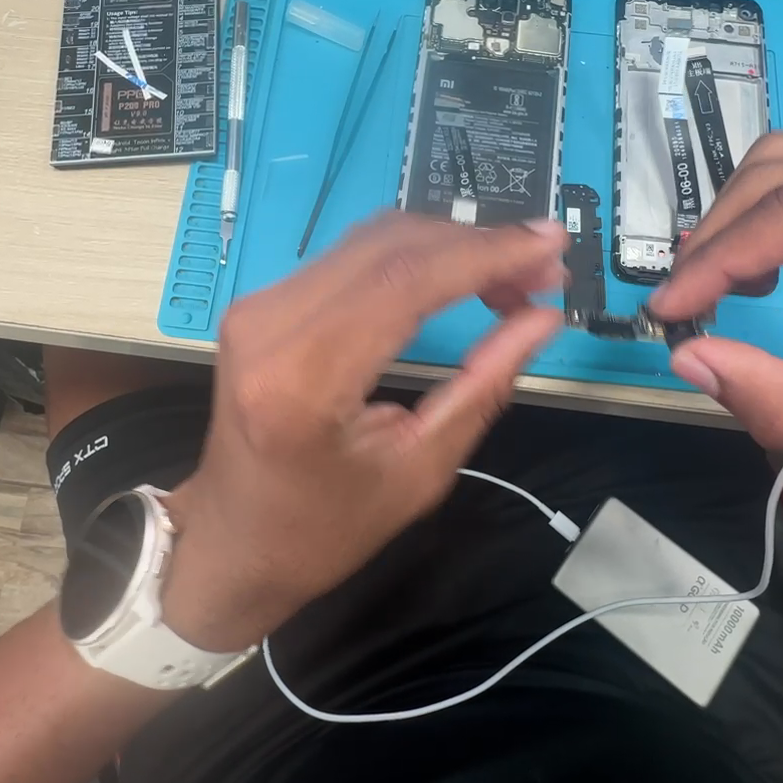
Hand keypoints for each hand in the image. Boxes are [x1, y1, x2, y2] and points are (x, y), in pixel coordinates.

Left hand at [159, 212, 567, 650]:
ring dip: (448, 246)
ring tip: (510, 277)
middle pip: (390, 247)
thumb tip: (542, 318)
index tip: (550, 246)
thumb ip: (483, 385)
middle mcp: (270, 323)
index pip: (405, 281)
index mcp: (304, 377)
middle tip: (542, 270)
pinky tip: (455, 276)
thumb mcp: (419, 471)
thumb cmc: (323, 529)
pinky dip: (412, 258)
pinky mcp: (261, 302)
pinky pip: (350, 257)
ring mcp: (258, 306)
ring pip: (371, 241)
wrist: (231, 541)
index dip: (486, 254)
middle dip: (476, 245)